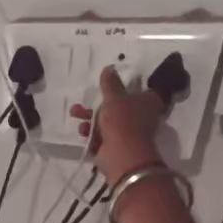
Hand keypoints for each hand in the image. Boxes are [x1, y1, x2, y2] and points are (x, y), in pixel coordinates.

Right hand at [70, 66, 166, 182]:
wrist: (121, 154)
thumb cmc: (122, 121)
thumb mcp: (115, 97)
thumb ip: (110, 83)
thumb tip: (109, 68)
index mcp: (147, 102)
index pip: (138, 90)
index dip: (125, 87)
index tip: (108, 85)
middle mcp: (140, 116)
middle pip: (116, 106)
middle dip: (97, 104)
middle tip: (83, 100)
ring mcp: (127, 132)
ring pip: (106, 121)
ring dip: (89, 118)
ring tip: (75, 114)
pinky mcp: (114, 145)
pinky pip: (100, 136)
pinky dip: (91, 133)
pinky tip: (82, 131)